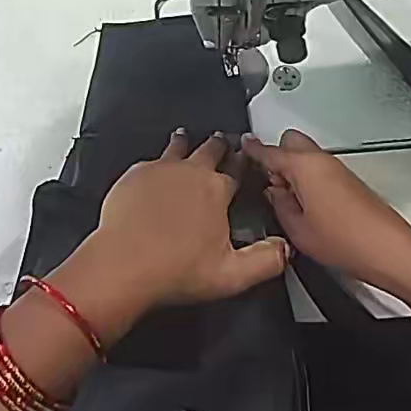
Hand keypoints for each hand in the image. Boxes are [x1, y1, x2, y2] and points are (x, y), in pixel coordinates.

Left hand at [55, 130, 289, 334]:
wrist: (125, 263)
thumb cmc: (175, 269)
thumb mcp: (232, 275)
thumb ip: (266, 260)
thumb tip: (285, 249)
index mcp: (215, 190)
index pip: (236, 171)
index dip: (243, 164)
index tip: (246, 158)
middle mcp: (189, 172)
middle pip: (208, 150)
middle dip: (218, 145)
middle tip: (222, 140)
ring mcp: (159, 170)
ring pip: (177, 147)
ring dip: (184, 143)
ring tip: (186, 136)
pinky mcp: (134, 175)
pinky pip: (150, 160)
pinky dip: (156, 161)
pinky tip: (154, 165)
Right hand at [242, 129, 410, 293]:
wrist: (390, 252)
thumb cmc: (350, 241)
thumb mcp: (297, 230)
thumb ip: (279, 205)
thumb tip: (274, 196)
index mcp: (304, 166)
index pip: (269, 151)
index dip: (253, 149)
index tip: (245, 145)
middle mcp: (322, 161)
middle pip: (290, 142)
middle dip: (277, 156)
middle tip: (269, 182)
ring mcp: (338, 169)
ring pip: (307, 156)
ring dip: (295, 170)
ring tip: (290, 202)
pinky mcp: (350, 181)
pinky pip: (321, 169)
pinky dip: (310, 180)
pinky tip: (309, 208)